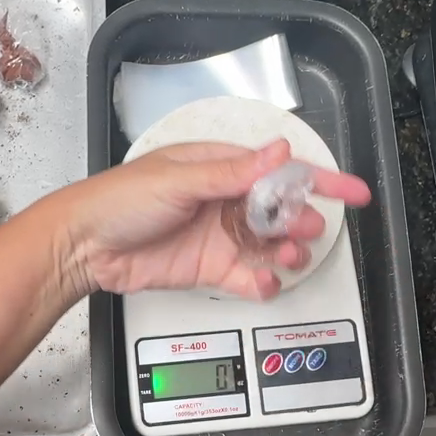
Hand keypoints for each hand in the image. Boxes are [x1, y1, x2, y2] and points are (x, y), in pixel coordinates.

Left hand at [56, 139, 372, 299]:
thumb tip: (277, 153)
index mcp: (219, 168)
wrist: (84, 247)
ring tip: (290, 257)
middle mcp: (223, 201)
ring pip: (268, 245)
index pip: (278, 171)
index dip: (318, 179)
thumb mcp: (177, 179)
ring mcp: (218, 236)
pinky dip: (261, 282)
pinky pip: (246, 276)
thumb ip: (231, 173)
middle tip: (305, 230)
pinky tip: (264, 282)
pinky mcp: (209, 268)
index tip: (351, 191)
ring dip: (285, 252)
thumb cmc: (119, 200)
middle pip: (280, 211)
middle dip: (300, 220)